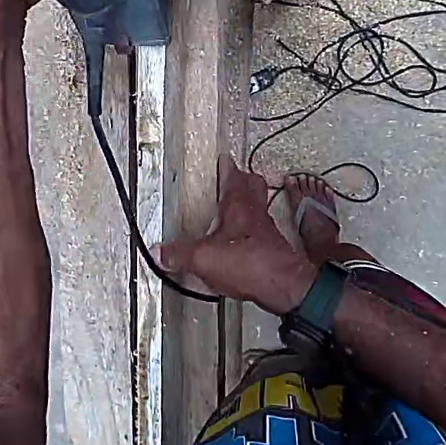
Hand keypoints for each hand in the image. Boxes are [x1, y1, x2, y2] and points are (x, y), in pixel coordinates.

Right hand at [157, 156, 317, 314]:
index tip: (224, 159)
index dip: (227, 166)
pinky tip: (241, 242)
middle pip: (254, 187)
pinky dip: (250, 231)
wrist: (283, 285)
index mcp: (239, 205)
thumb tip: (162, 251)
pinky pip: (260, 231)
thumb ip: (180, 254)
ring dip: (248, 206)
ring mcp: (267, 230)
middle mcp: (256, 213)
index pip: (233, 176)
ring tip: (234, 210)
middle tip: (234, 179)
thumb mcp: (203, 258)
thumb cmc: (251, 263)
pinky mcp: (272, 249)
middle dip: (244, 180)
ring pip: (258, 208)